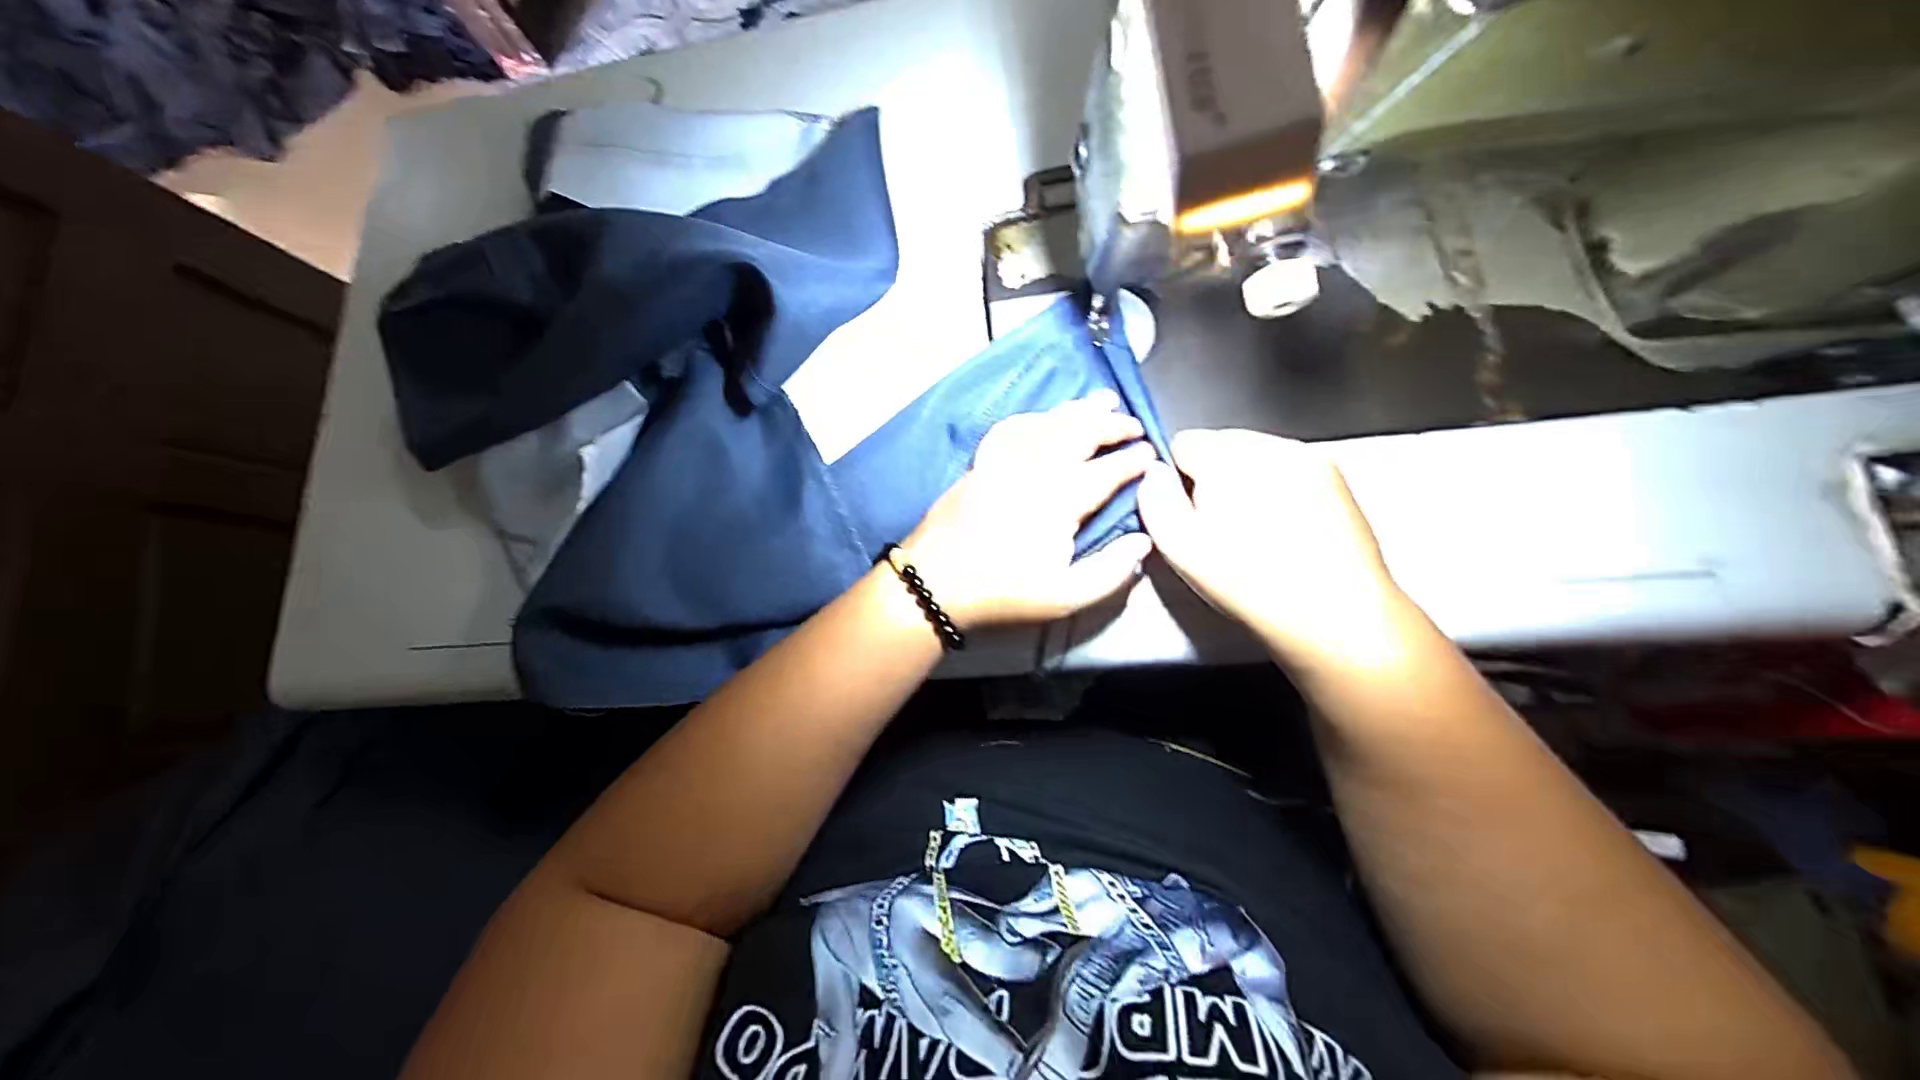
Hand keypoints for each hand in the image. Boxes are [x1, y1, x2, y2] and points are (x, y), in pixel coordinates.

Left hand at [901, 390, 1156, 628]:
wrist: (936, 581)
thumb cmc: (1003, 592)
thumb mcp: (1064, 596)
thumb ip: (1110, 571)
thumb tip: (1142, 543)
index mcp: (1061, 500)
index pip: (1107, 470)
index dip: (1132, 460)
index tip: (1150, 453)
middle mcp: (1036, 469)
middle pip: (1080, 433)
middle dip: (1111, 424)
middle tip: (1133, 422)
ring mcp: (1006, 460)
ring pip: (1049, 422)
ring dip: (1079, 409)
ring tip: (1101, 401)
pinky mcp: (982, 461)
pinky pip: (1014, 426)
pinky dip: (1037, 416)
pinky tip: (1045, 416)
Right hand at [1136, 429, 1409, 667]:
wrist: (1335, 613)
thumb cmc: (1249, 582)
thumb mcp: (1179, 547)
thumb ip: (1155, 499)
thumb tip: (1153, 472)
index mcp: (1226, 456)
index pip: (1181, 444)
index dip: (1175, 479)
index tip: (1185, 514)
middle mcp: (1269, 444)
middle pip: (1221, 445)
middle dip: (1212, 477)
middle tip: (1217, 527)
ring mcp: (1308, 457)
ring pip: (1256, 457)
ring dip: (1246, 482)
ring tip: (1254, 531)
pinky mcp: (1335, 477)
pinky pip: (1288, 470)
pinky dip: (1278, 490)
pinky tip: (1283, 529)